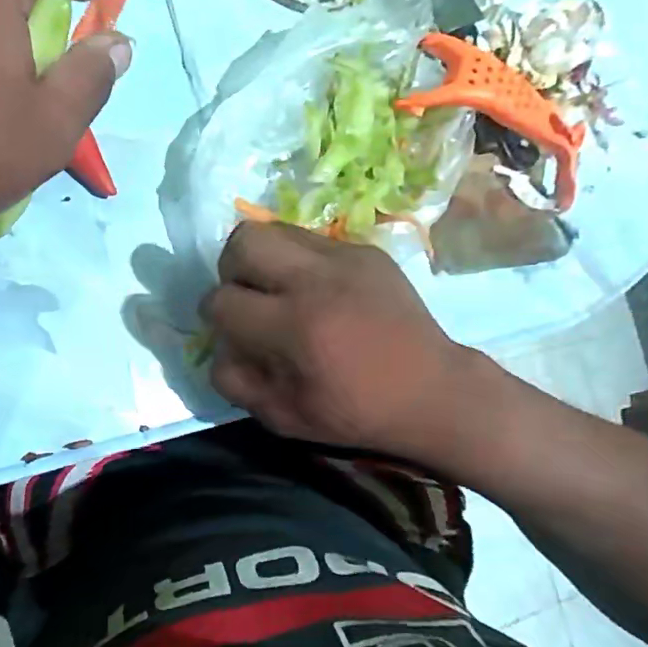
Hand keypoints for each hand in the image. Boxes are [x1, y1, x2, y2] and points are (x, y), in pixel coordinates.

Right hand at [200, 222, 480, 460]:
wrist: (431, 391)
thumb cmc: (356, 413)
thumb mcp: (284, 417)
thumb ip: (235, 380)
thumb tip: (218, 344)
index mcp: (295, 328)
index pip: (221, 301)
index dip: (216, 319)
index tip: (234, 333)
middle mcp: (316, 281)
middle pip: (242, 242)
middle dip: (231, 270)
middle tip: (249, 298)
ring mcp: (345, 258)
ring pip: (275, 229)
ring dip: (264, 259)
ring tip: (279, 290)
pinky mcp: (367, 251)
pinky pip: (311, 240)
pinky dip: (300, 261)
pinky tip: (319, 292)